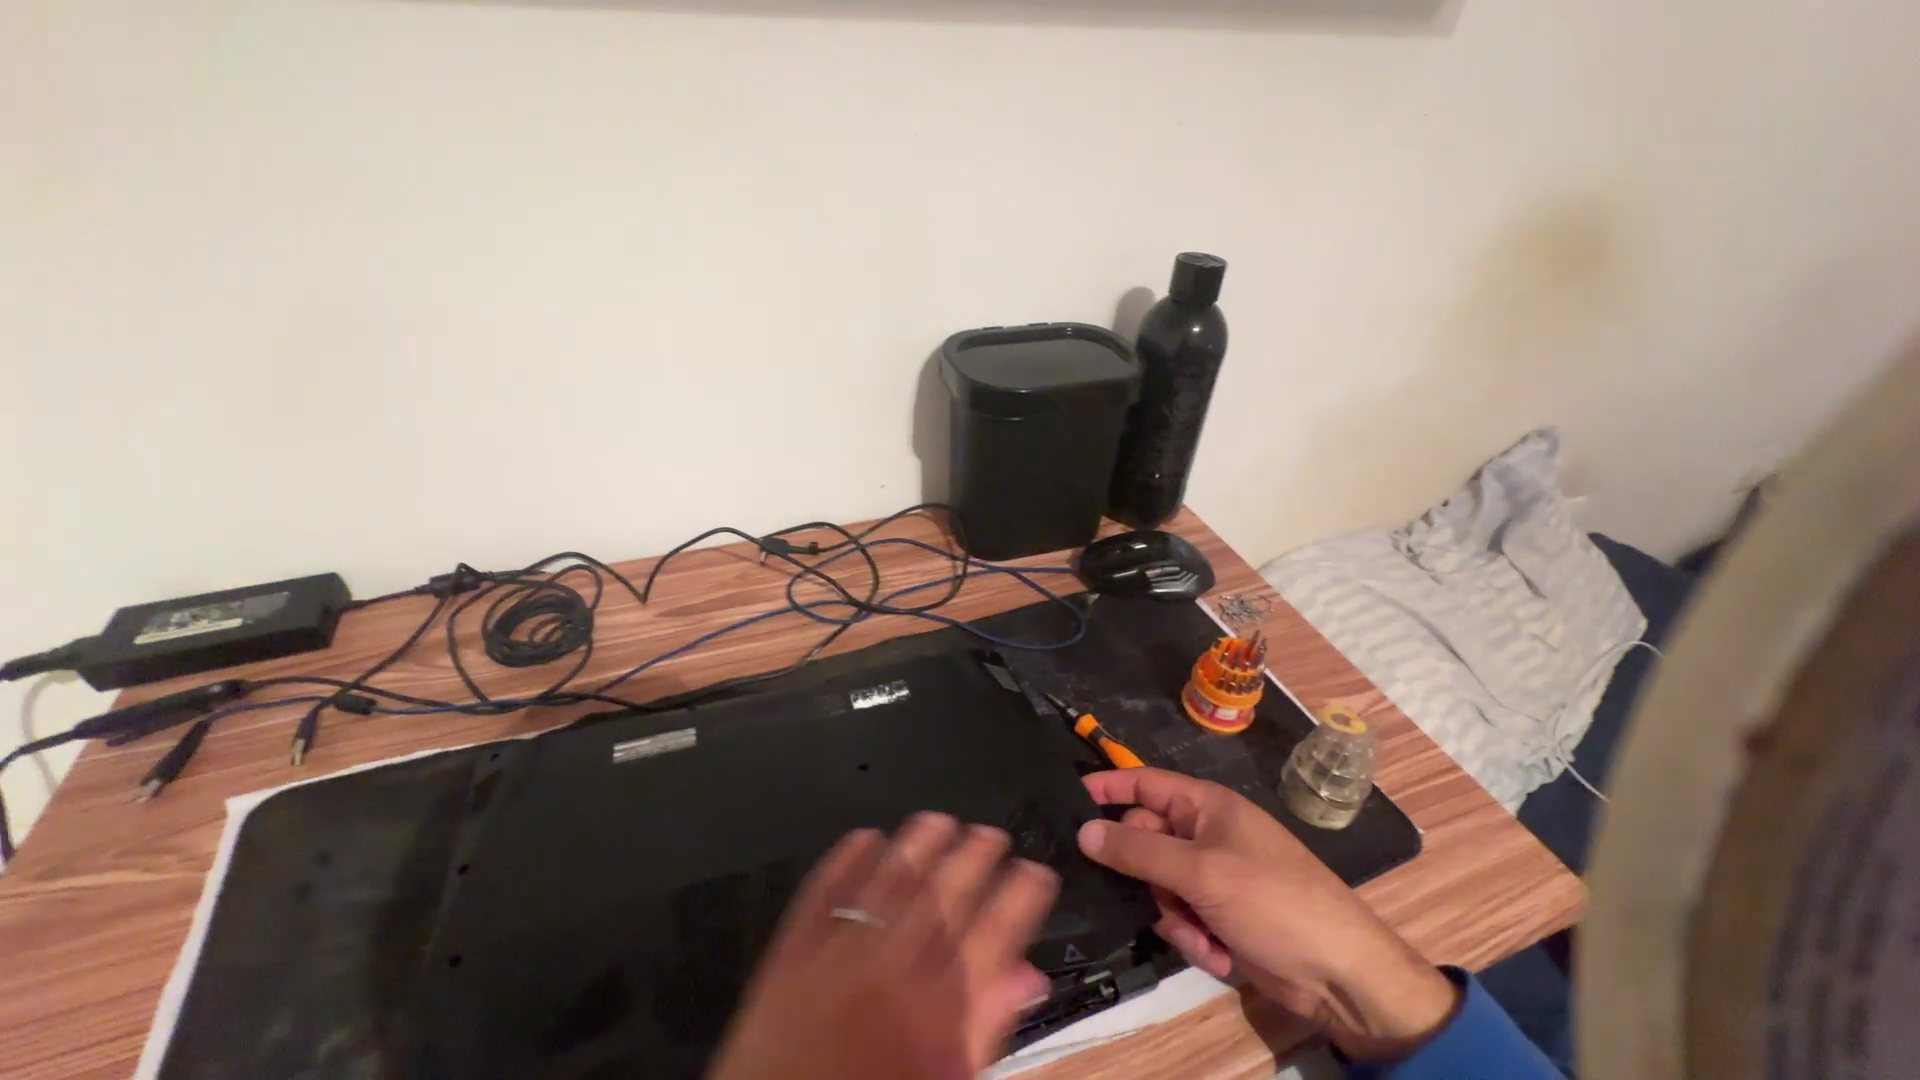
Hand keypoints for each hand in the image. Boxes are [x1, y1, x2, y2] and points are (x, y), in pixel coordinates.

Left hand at [706, 813, 1059, 1079]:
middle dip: (974, 857)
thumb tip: (1026, 979)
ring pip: (888, 882)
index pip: (993, 935)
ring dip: (918, 844)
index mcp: (934, 1010)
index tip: (1034, 872)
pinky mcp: (794, 952)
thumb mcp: (947, 1073)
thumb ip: (987, 1022)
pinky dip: (846, 858)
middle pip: (944, 896)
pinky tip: (865, 837)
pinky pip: (824, 891)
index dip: (1021, 895)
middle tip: (990, 834)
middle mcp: (891, 973)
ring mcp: (839, 955)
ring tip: (938, 821)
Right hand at [1076, 768, 1457, 1061]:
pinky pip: (1183, 919)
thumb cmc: (1273, 902)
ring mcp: (1216, 878)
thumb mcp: (1200, 872)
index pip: (1144, 784)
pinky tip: (1221, 955)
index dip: (1107, 788)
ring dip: (1174, 916)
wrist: (1340, 974)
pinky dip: (1195, 939)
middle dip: (1148, 877)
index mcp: (1207, 806)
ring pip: (1160, 888)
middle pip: (1145, 842)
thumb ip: (1137, 850)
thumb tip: (1083, 829)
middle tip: (1158, 897)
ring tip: (1202, 934)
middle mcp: (1208, 835)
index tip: (1067, 802)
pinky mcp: (1222, 917)